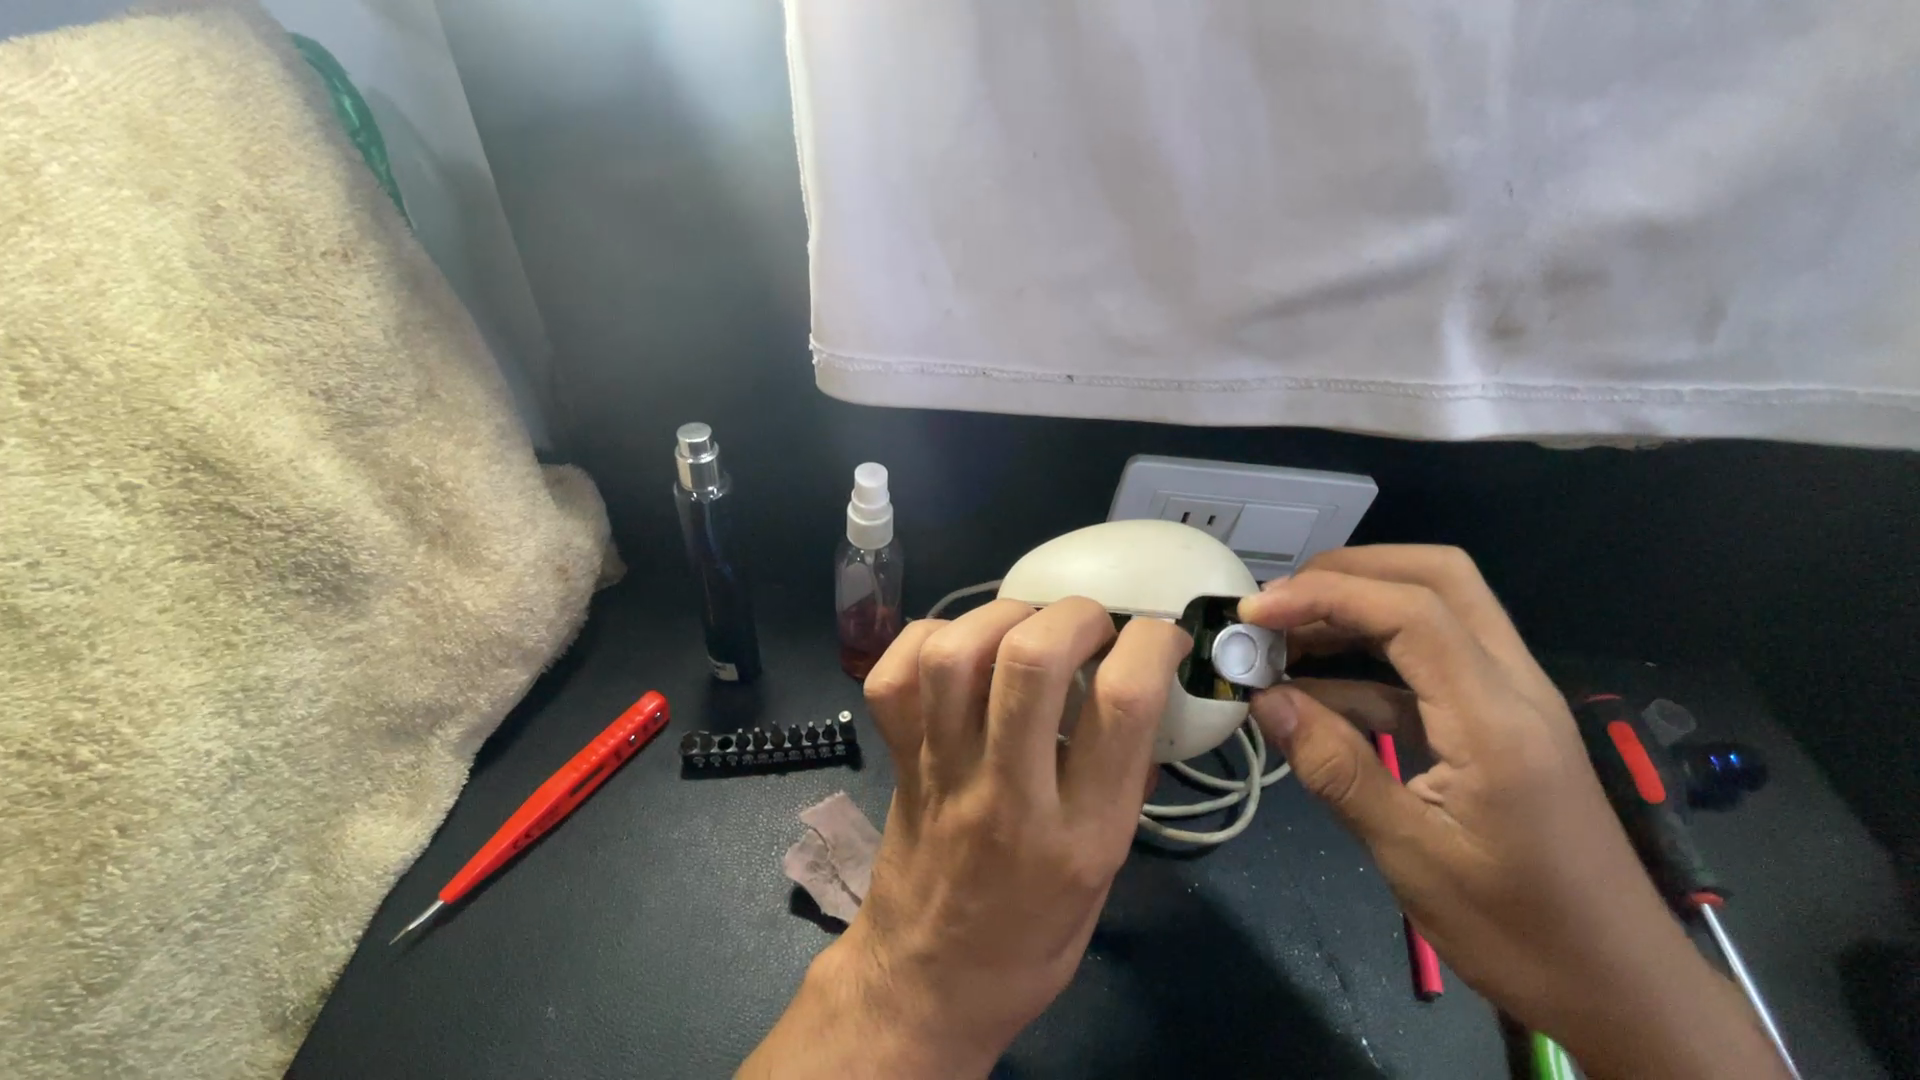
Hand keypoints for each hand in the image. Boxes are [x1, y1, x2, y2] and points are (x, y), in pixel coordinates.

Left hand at [741, 598, 1191, 1078]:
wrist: (925, 986)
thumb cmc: (1030, 942)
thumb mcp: (1105, 878)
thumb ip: (1124, 789)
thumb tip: (1141, 707)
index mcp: (1080, 833)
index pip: (1122, 704)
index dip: (1150, 643)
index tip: (1158, 635)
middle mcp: (1008, 792)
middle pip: (1031, 660)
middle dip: (1074, 615)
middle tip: (1092, 624)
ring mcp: (941, 770)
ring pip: (955, 655)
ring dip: (1001, 616)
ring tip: (1027, 625)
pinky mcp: (897, 758)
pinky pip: (895, 675)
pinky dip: (928, 639)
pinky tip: (961, 647)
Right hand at [1239, 546, 1788, 1079]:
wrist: (1618, 985)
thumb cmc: (1517, 930)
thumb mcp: (1411, 856)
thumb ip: (1335, 768)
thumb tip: (1264, 698)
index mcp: (1497, 719)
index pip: (1413, 612)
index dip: (1327, 595)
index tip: (1255, 612)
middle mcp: (1513, 687)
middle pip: (1439, 578)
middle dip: (1349, 573)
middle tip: (1275, 605)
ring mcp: (1509, 701)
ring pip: (1436, 611)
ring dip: (1354, 612)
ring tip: (1279, 642)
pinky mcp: (1497, 723)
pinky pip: (1427, 665)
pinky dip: (1365, 662)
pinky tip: (1311, 692)